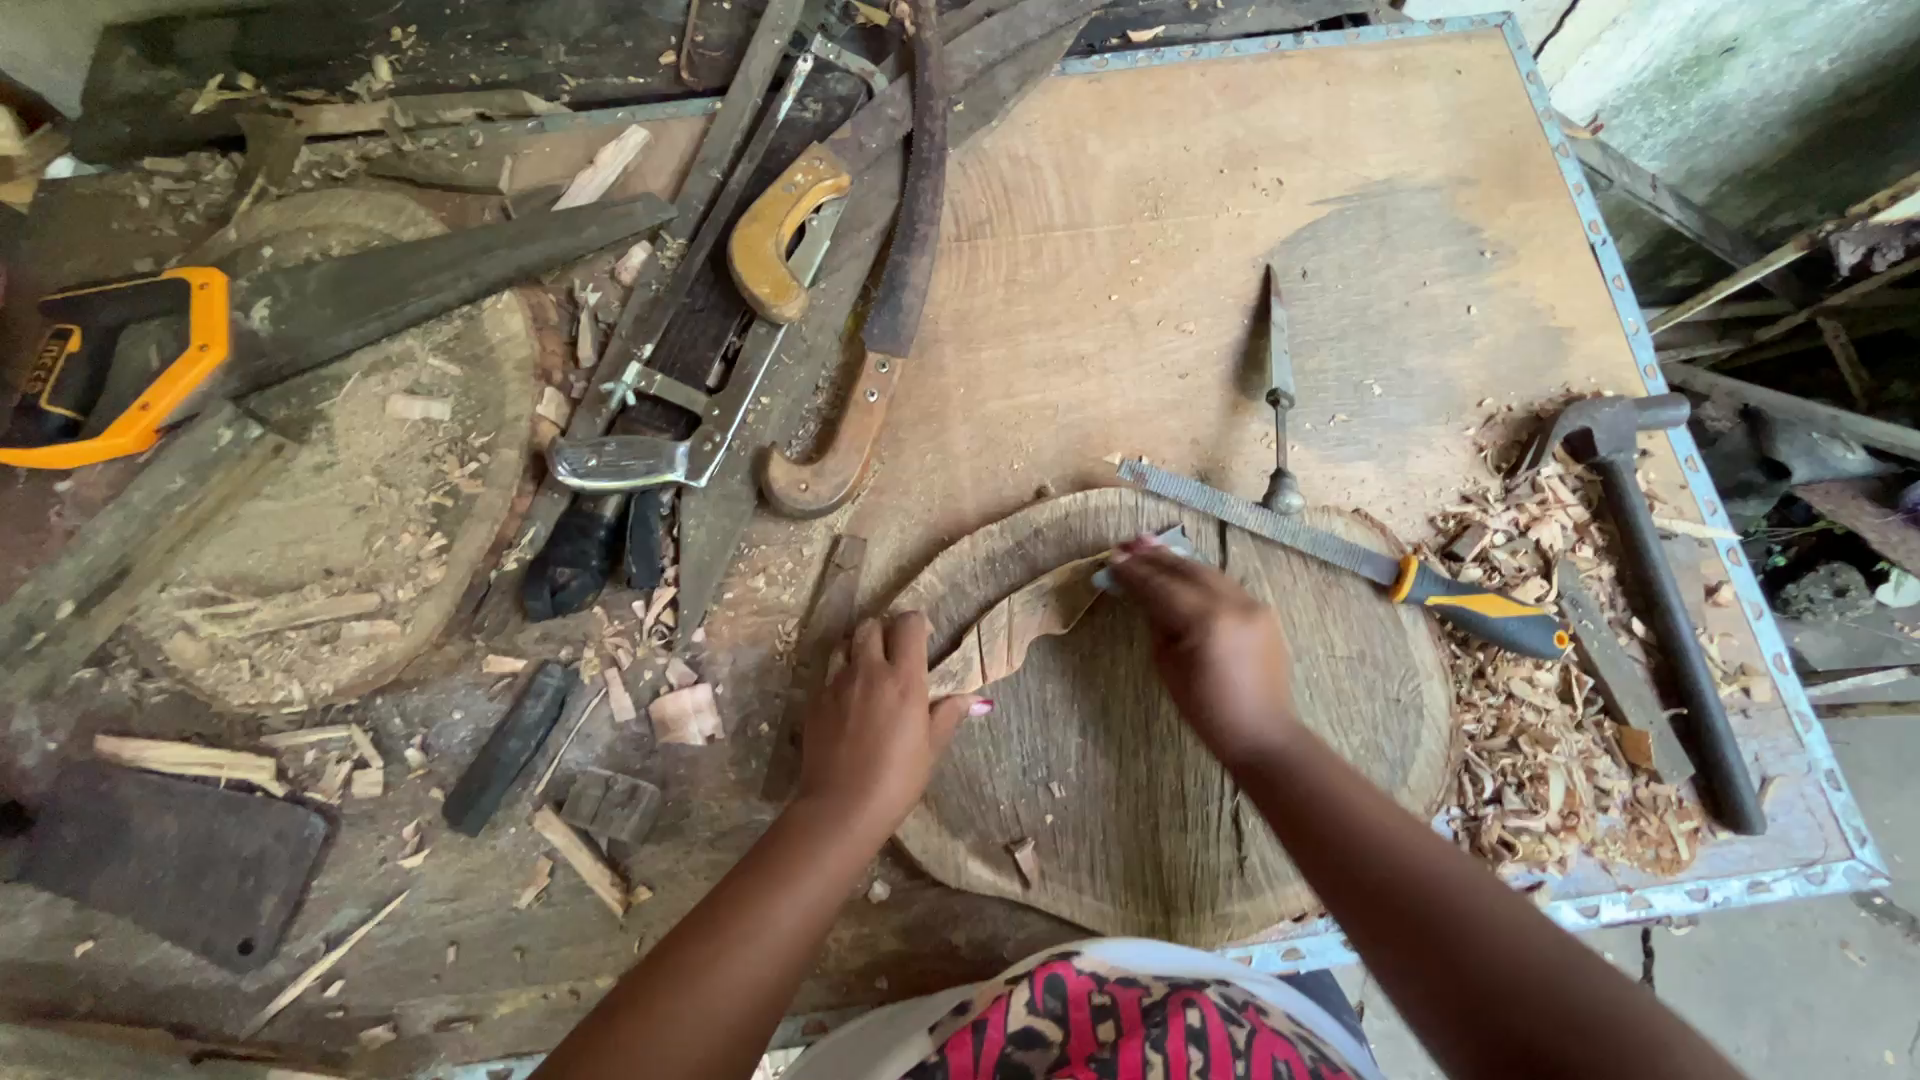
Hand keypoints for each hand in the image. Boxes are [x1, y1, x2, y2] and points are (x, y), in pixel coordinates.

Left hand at [794, 612, 988, 831]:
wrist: (841, 807)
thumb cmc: (897, 780)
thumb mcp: (931, 748)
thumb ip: (949, 714)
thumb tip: (976, 699)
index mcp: (904, 678)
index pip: (908, 624)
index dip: (916, 624)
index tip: (922, 636)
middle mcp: (868, 671)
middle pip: (871, 625)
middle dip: (884, 630)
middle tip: (893, 651)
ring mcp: (836, 684)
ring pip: (844, 644)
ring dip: (857, 648)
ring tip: (866, 668)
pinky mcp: (814, 700)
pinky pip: (827, 674)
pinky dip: (838, 675)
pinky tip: (846, 699)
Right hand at [1108, 535, 1302, 770]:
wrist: (1261, 730)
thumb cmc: (1205, 709)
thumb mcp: (1167, 665)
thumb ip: (1157, 622)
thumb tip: (1145, 595)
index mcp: (1205, 621)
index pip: (1160, 587)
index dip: (1134, 573)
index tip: (1113, 559)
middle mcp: (1232, 603)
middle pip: (1185, 570)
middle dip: (1154, 557)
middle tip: (1127, 544)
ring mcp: (1252, 604)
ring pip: (1207, 571)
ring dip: (1177, 561)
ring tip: (1150, 548)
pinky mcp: (1263, 610)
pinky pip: (1224, 584)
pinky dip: (1199, 576)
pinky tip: (1182, 571)